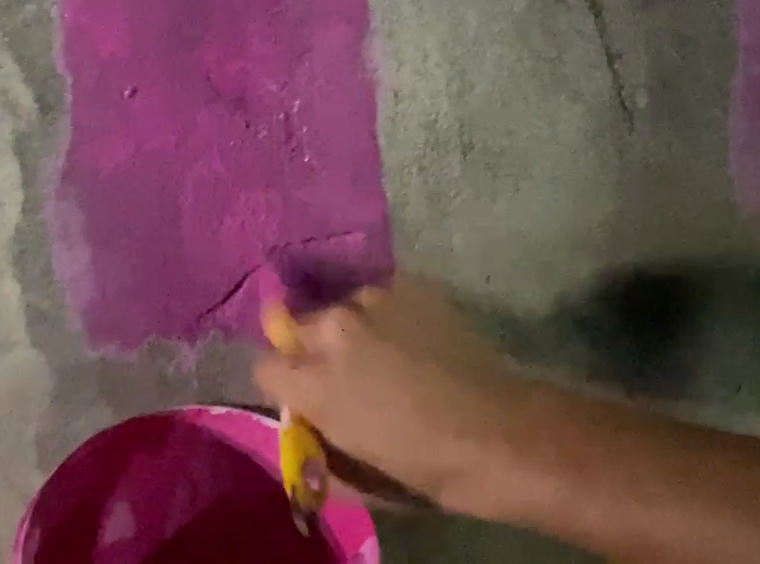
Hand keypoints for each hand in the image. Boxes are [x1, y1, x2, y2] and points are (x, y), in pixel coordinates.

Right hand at [252, 276, 528, 514]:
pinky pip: (382, 296)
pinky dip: (389, 314)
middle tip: (347, 371)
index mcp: (314, 381)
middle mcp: (334, 328)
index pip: (264, 364)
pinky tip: (414, 335)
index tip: (302, 392)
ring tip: (386, 350)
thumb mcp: (355, 475)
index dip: (283, 380)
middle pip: (300, 326)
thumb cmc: (424, 466)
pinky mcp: (409, 284)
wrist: (495, 429)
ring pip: (343, 307)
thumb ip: (316, 446)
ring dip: (353, 327)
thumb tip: (303, 430)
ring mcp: (374, 299)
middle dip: (313, 348)